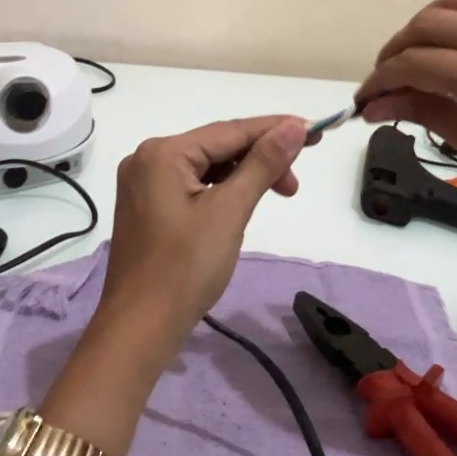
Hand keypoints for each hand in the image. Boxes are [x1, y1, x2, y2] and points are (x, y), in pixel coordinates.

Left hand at [100, 116, 308, 344]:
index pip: (230, 130)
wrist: (140, 328)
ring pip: (208, 166)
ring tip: (280, 193)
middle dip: (262, 158)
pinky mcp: (148, 206)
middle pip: (218, 146)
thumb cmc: (185, 269)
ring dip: (246, 176)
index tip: (316, 131)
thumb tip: (293, 127)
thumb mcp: (229, 211)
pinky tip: (244, 202)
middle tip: (296, 183)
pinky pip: (194, 184)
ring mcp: (144, 183)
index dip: (276, 129)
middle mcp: (148, 158)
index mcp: (162, 153)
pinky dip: (224, 190)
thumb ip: (262, 164)